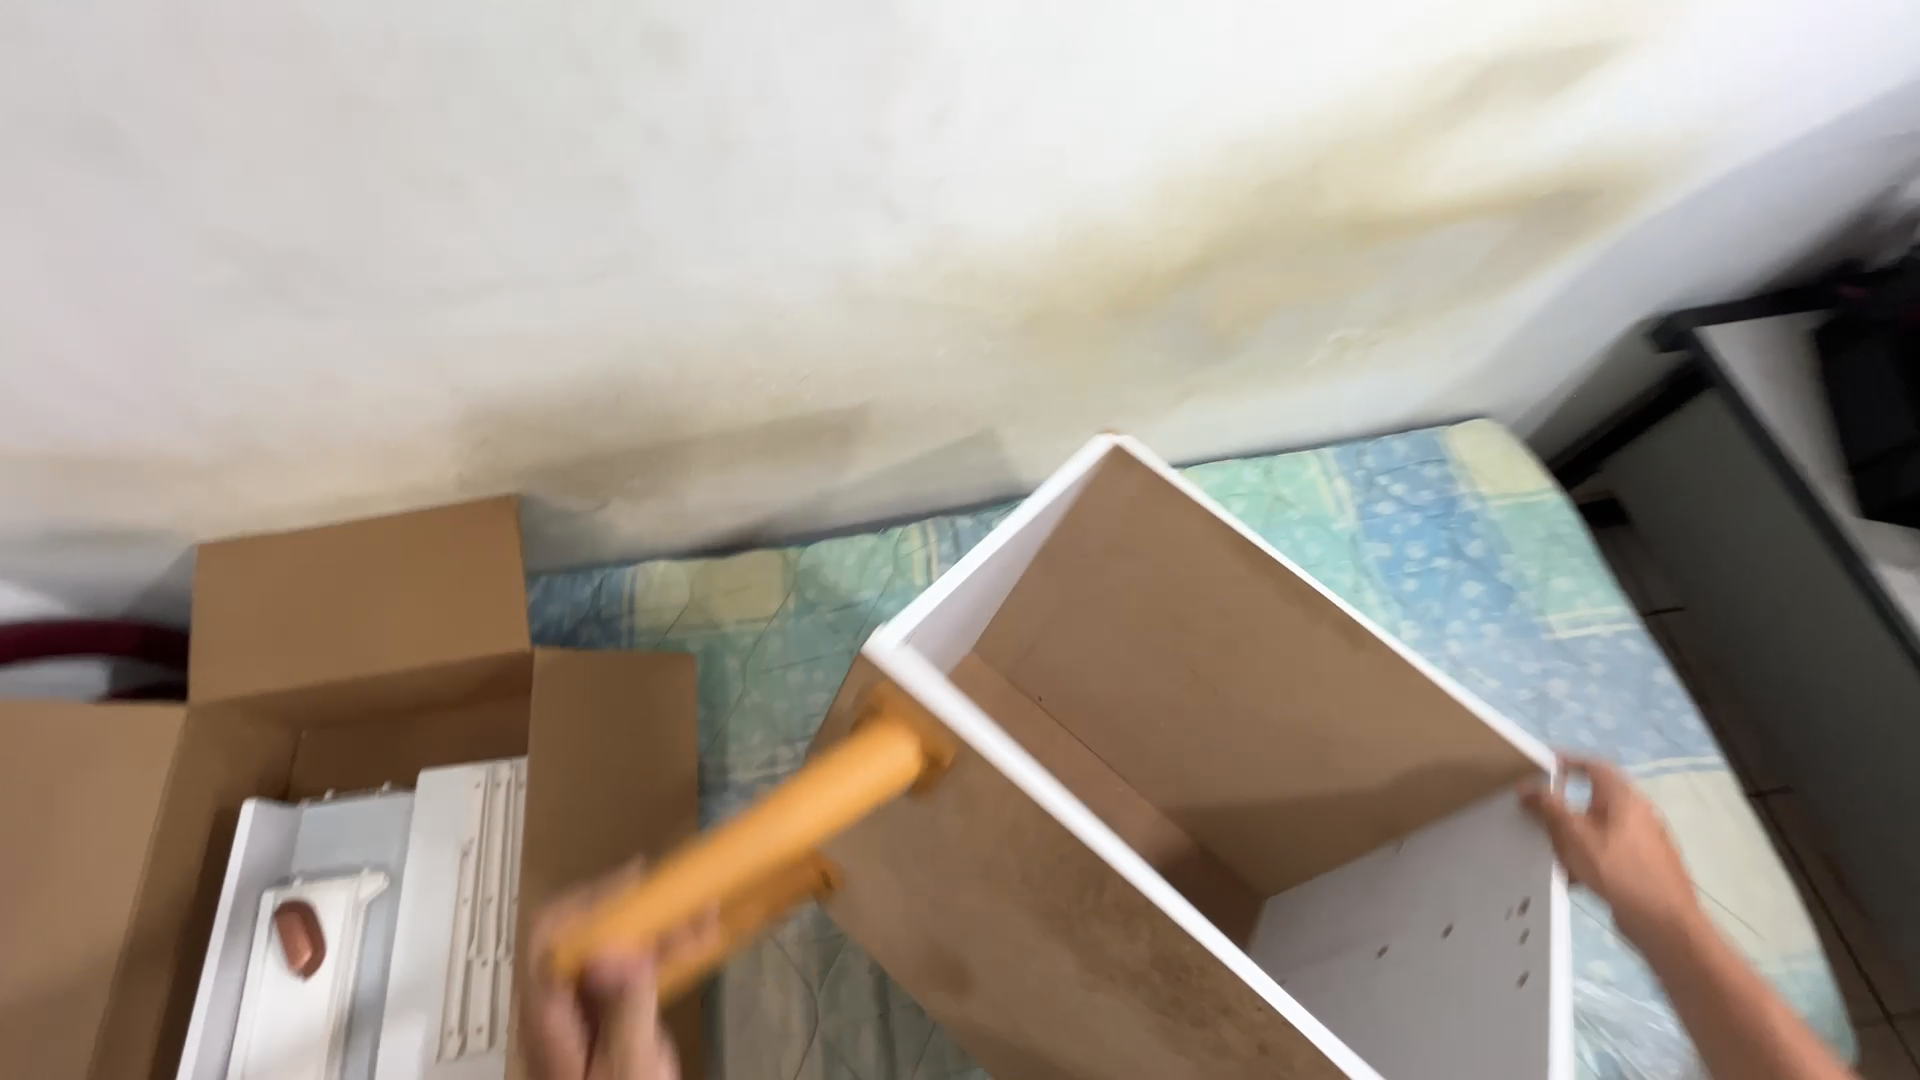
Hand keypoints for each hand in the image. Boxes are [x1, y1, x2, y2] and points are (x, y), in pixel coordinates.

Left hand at [520, 861, 716, 1079]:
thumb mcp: (627, 1068)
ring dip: (660, 925)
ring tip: (703, 910)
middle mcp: (563, 1006)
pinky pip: (638, 968)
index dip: (585, 904)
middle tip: (676, 891)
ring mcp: (589, 1011)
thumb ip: (624, 1007)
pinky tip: (703, 935)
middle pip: (584, 935)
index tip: (635, 883)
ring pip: (617, 947)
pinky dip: (670, 948)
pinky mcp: (615, 1018)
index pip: (549, 942)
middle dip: (632, 907)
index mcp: (550, 1018)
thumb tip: (618, 947)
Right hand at [1520, 754, 1703, 948]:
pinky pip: (1609, 849)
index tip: (1541, 766)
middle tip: (1538, 811)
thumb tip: (1526, 787)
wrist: (1664, 922)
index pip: (1593, 766)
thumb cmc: (1616, 867)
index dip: (1567, 761)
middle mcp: (1639, 813)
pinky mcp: (1647, 865)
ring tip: (1553, 848)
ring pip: (1600, 826)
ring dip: (1574, 834)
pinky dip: (1589, 854)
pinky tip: (1575, 875)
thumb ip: (1546, 806)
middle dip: (1564, 806)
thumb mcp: (1571, 832)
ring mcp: (1647, 841)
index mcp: (1624, 798)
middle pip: (1595, 798)